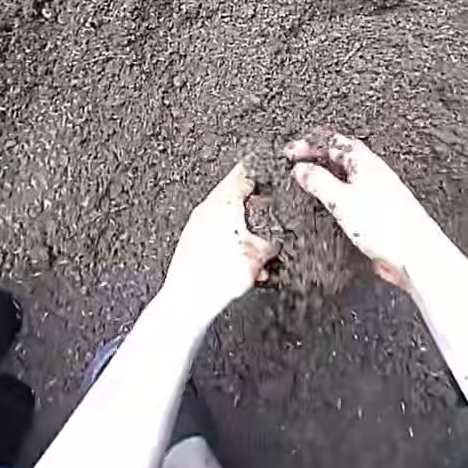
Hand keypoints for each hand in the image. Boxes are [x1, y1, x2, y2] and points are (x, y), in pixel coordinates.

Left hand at [161, 160, 279, 318]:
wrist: (186, 302)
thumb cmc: (217, 276)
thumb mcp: (259, 254)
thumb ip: (273, 239)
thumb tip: (281, 234)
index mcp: (223, 201)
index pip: (243, 171)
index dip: (260, 167)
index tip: (269, 166)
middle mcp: (207, 207)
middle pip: (234, 192)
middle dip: (253, 199)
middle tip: (268, 205)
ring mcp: (196, 224)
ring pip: (225, 211)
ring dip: (241, 219)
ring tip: (255, 237)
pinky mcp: (191, 241)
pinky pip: (215, 229)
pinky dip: (229, 235)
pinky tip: (239, 253)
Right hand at [283, 131, 453, 289]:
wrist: (416, 253)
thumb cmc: (386, 224)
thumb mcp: (341, 200)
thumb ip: (318, 182)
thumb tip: (301, 169)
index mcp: (364, 162)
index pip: (332, 141)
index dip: (309, 143)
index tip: (289, 150)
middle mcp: (373, 171)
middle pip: (341, 155)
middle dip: (316, 155)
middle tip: (295, 161)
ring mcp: (378, 190)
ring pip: (347, 173)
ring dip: (326, 172)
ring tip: (308, 179)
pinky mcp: (380, 209)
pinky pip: (353, 193)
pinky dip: (337, 191)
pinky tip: (331, 204)